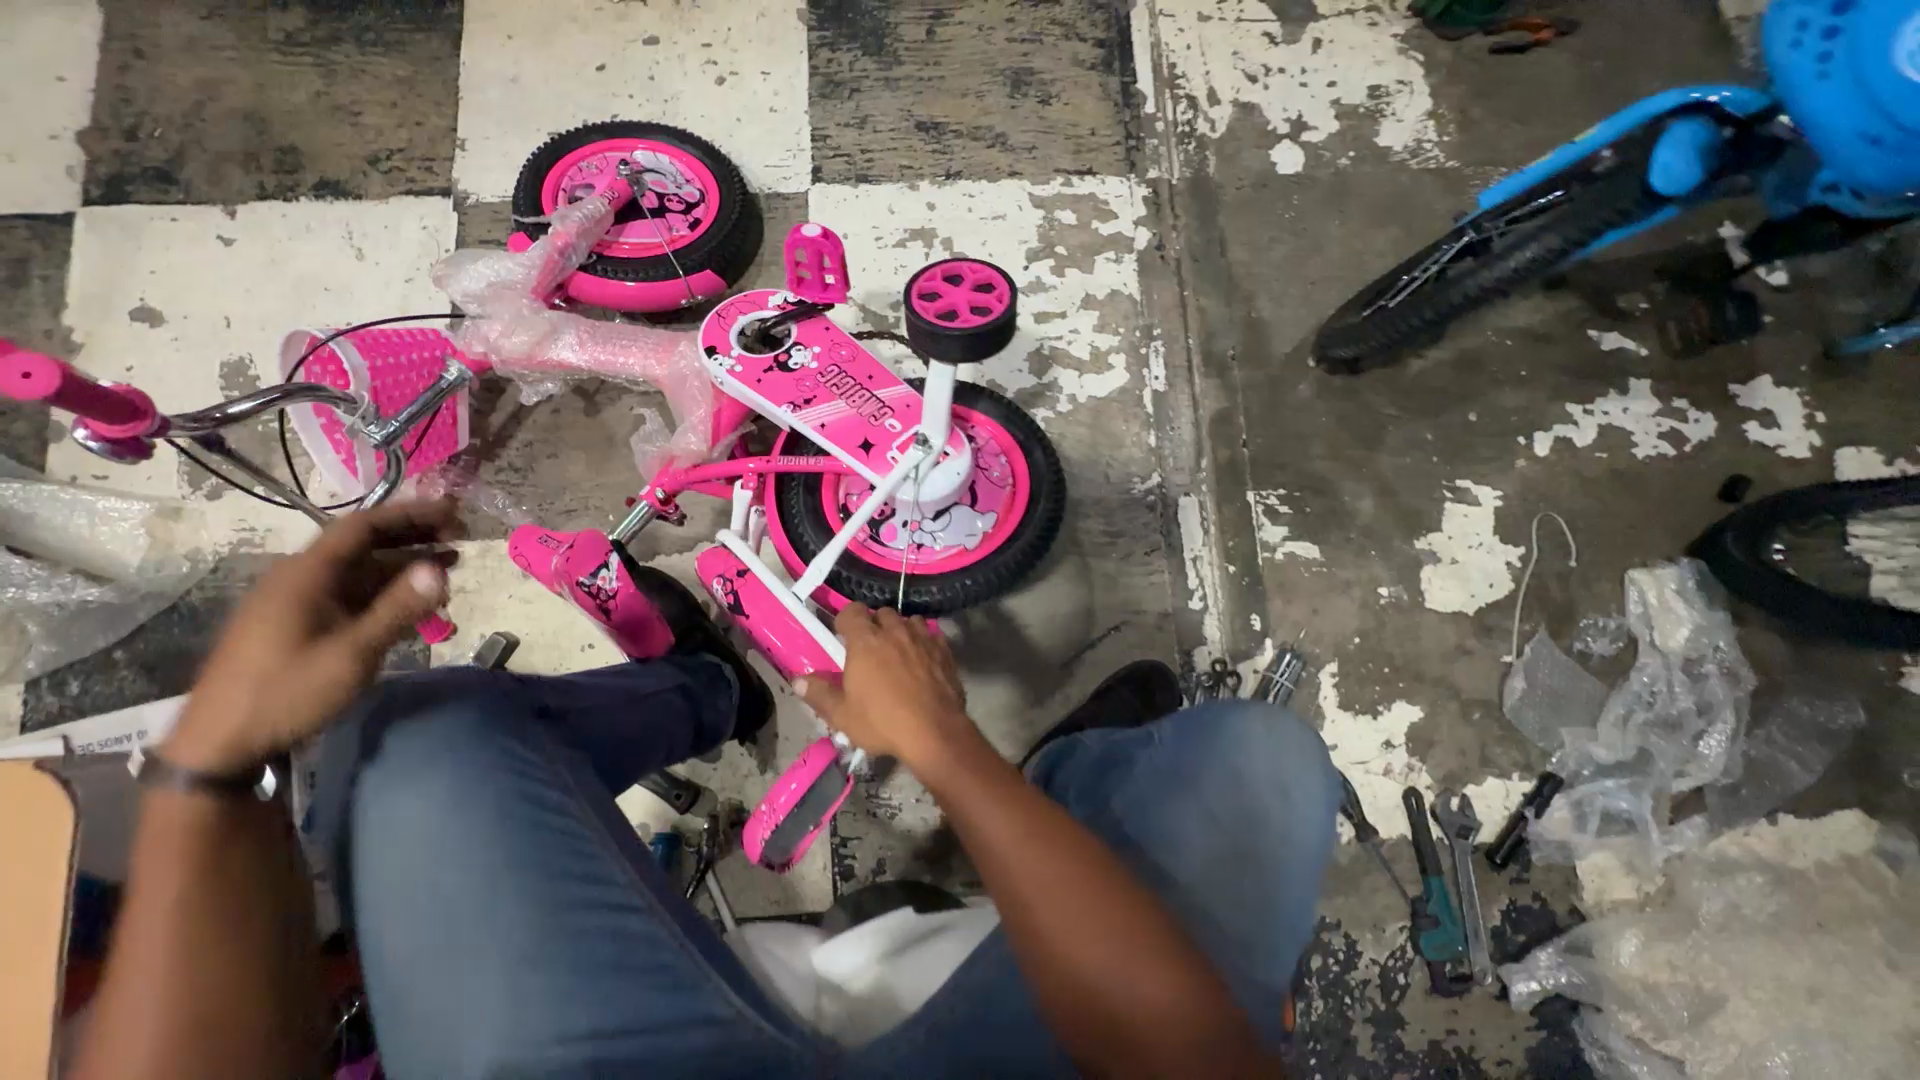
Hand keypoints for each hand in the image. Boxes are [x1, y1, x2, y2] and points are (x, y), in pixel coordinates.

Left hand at [161, 499, 457, 774]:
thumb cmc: (288, 692)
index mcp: (306, 575)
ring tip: (449, 566)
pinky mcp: (298, 624)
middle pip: (362, 544)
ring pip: (359, 570)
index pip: (363, 526)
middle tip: (459, 535)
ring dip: (403, 565)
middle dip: (412, 536)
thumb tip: (439, 570)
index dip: (411, 514)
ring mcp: (297, 601)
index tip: (453, 511)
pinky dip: (385, 590)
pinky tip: (411, 602)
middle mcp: (300, 578)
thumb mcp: (353, 653)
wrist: (221, 742)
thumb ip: (398, 609)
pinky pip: (349, 594)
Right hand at [795, 604, 981, 767]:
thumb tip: (798, 681)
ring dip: (901, 630)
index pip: (851, 611)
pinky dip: (924, 641)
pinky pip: (931, 635)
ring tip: (898, 651)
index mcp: (865, 641)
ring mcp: (923, 638)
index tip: (842, 636)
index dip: (845, 620)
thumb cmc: (883, 722)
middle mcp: (895, 631)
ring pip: (909, 621)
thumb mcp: (843, 715)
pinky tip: (922, 660)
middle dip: (874, 625)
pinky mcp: (944, 651)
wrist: (935, 732)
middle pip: (882, 613)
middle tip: (870, 648)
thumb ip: (819, 694)